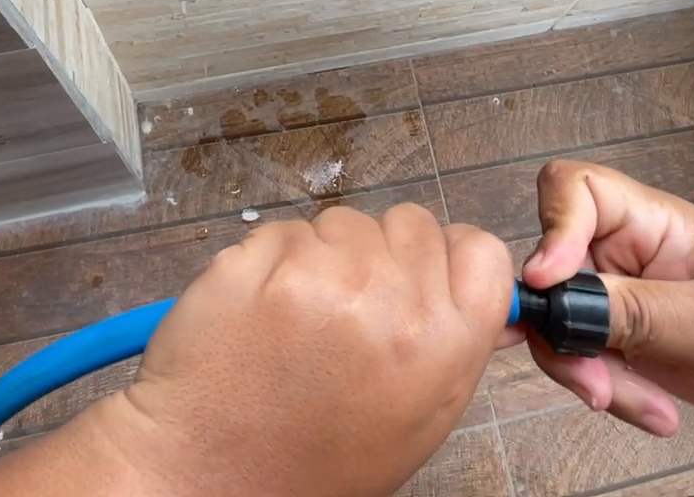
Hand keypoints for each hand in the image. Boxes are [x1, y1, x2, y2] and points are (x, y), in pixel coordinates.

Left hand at [86, 204, 513, 496]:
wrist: (212, 473)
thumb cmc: (318, 454)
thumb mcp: (416, 414)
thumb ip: (452, 338)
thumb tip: (481, 279)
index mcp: (445, 347)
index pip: (480, 248)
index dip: (447, 255)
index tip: (418, 272)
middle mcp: (394, 302)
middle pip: (411, 221)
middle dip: (382, 253)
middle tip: (348, 307)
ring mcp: (324, 275)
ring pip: (344, 220)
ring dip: (325, 254)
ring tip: (300, 317)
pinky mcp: (263, 257)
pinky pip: (287, 228)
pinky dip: (274, 257)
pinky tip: (262, 309)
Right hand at [522, 161, 693, 436]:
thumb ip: (632, 310)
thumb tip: (549, 294)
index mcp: (650, 220)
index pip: (574, 187)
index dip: (550, 226)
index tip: (547, 287)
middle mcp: (623, 246)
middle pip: (553, 264)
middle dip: (566, 329)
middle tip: (596, 383)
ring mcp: (619, 289)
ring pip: (561, 318)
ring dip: (588, 369)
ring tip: (647, 408)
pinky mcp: (620, 329)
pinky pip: (585, 352)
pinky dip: (607, 385)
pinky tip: (656, 411)